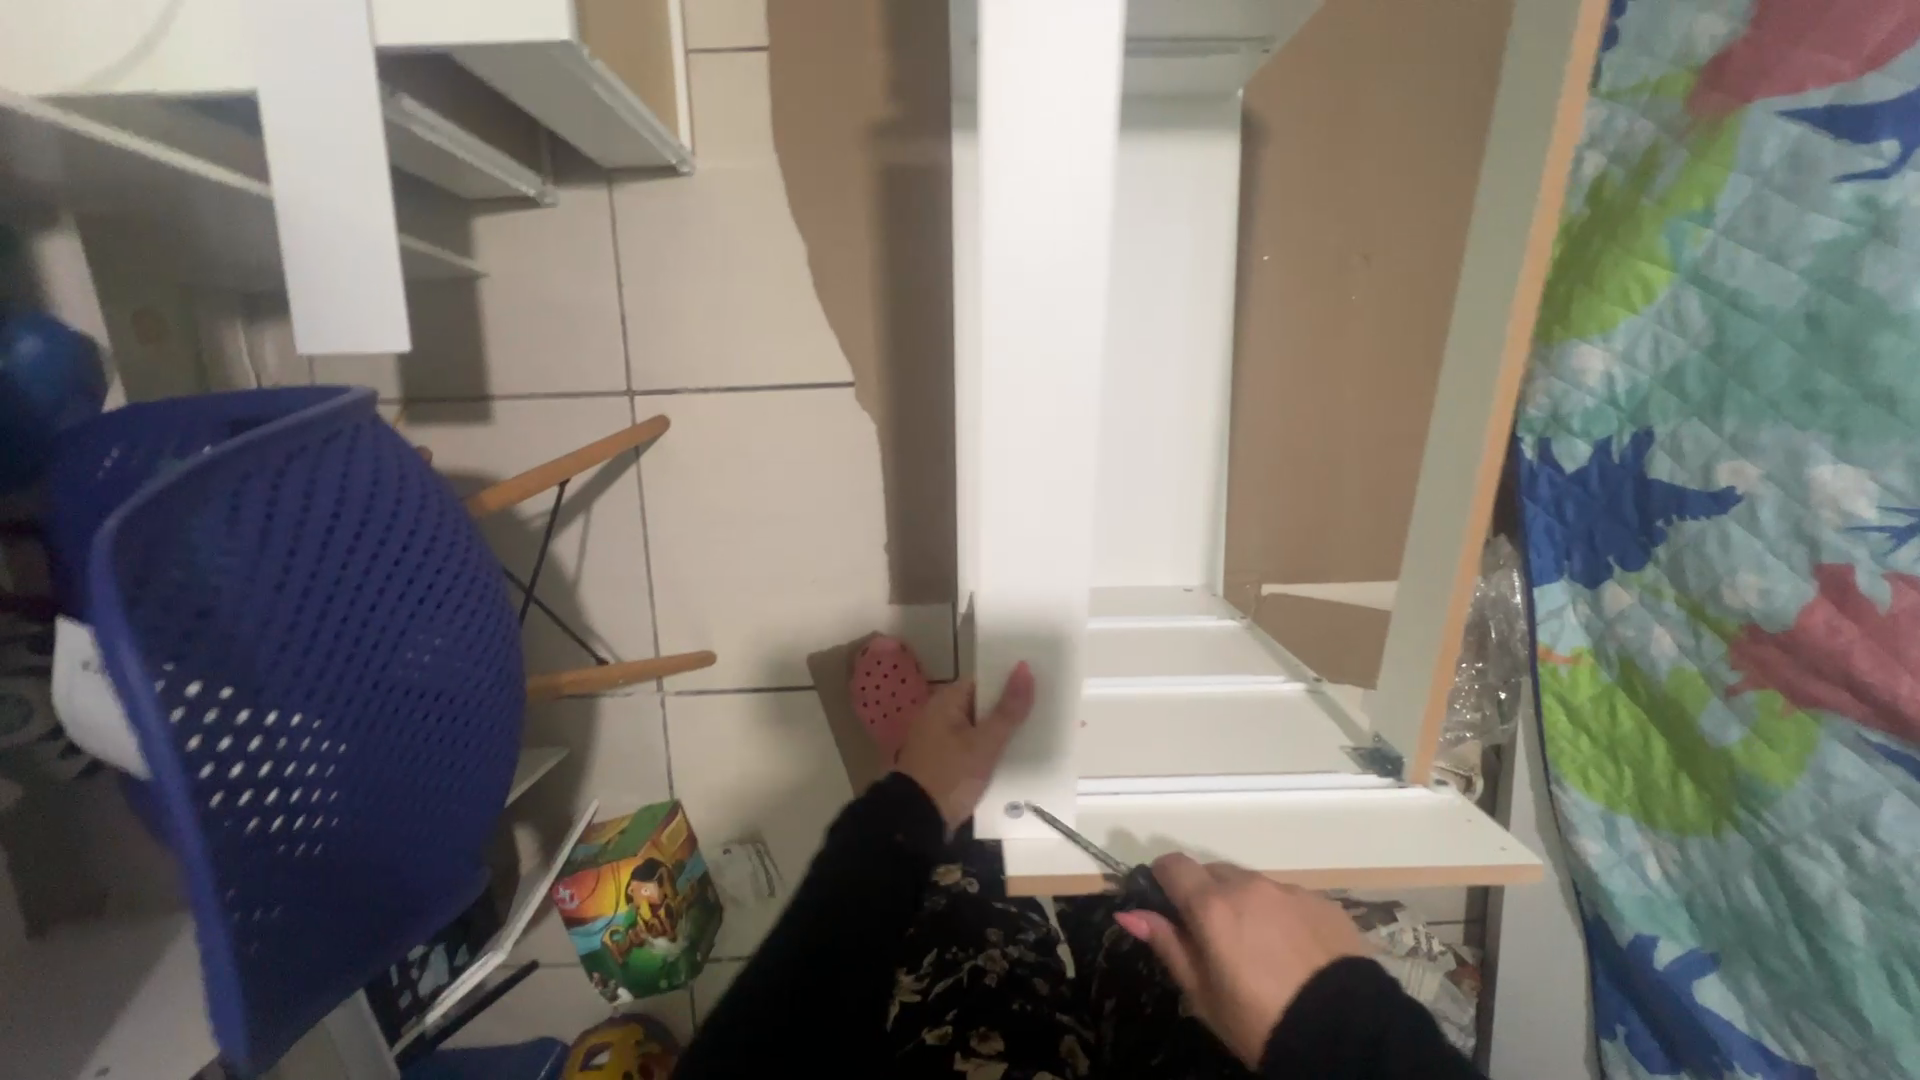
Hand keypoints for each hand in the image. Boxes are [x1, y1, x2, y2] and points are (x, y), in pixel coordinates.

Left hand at [893, 662, 1034, 833]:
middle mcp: (940, 715)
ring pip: (979, 727)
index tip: (1039, 685)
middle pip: (982, 704)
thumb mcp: (985, 744)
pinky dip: (990, 749)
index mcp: (945, 702)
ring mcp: (940, 739)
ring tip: (1038, 731)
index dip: (1009, 681)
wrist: (916, 821)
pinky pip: (972, 746)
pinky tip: (1014, 756)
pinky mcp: (944, 761)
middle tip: (1046, 710)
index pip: (982, 681)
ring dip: (1001, 731)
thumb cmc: (950, 775)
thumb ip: (1008, 709)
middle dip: (1009, 708)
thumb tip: (1024, 667)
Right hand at [1113, 855, 1370, 1067]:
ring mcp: (1289, 891)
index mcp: (1211, 905)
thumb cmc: (1260, 1021)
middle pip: (1213, 873)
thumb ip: (1166, 944)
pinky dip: (1281, 915)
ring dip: (1244, 904)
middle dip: (1206, 896)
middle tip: (1214, 939)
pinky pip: (1288, 898)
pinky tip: (1293, 952)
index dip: (1164, 880)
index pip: (1172, 864)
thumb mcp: (1203, 994)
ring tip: (1259, 949)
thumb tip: (1129, 913)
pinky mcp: (1323, 902)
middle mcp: (1248, 885)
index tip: (1167, 907)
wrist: (1347, 1038)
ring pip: (1252, 884)